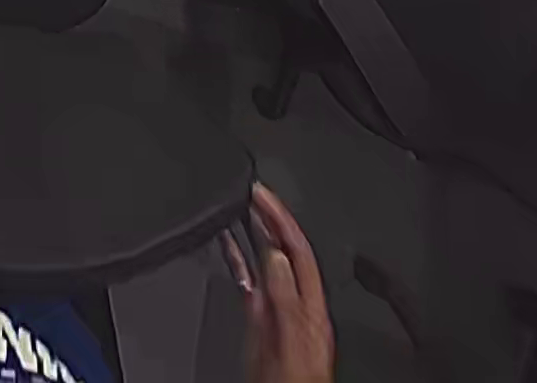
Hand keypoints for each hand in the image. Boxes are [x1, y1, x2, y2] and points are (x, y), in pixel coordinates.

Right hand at [225, 183, 334, 382]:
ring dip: (251, 231)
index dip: (282, 217)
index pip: (298, 249)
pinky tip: (226, 243)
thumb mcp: (293, 346)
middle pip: (282, 248)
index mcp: (310, 306)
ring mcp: (276, 310)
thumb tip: (275, 254)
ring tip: (237, 206)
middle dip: (267, 216)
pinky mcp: (258, 320)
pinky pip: (247, 279)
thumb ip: (285, 300)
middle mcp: (294, 301)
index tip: (262, 193)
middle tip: (248, 190)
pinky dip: (236, 257)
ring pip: (264, 260)